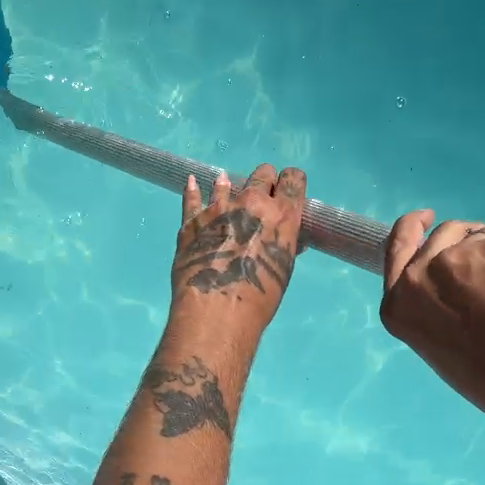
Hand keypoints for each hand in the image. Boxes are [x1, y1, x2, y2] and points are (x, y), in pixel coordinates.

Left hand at [170, 164, 306, 328]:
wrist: (216, 311)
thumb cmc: (258, 300)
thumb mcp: (283, 272)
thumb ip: (284, 246)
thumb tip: (287, 240)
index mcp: (281, 215)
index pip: (293, 180)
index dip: (290, 183)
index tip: (285, 191)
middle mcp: (252, 202)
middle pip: (262, 174)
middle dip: (264, 183)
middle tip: (259, 199)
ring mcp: (219, 208)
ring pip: (226, 182)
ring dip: (228, 187)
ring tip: (225, 189)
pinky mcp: (192, 221)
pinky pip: (192, 198)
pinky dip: (193, 190)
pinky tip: (192, 183)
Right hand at [380, 212, 484, 425]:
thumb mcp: (442, 344)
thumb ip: (438, 306)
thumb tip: (466, 281)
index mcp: (400, 303)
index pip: (398, 245)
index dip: (414, 226)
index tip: (429, 217)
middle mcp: (425, 272)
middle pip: (448, 233)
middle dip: (473, 239)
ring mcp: (467, 254)